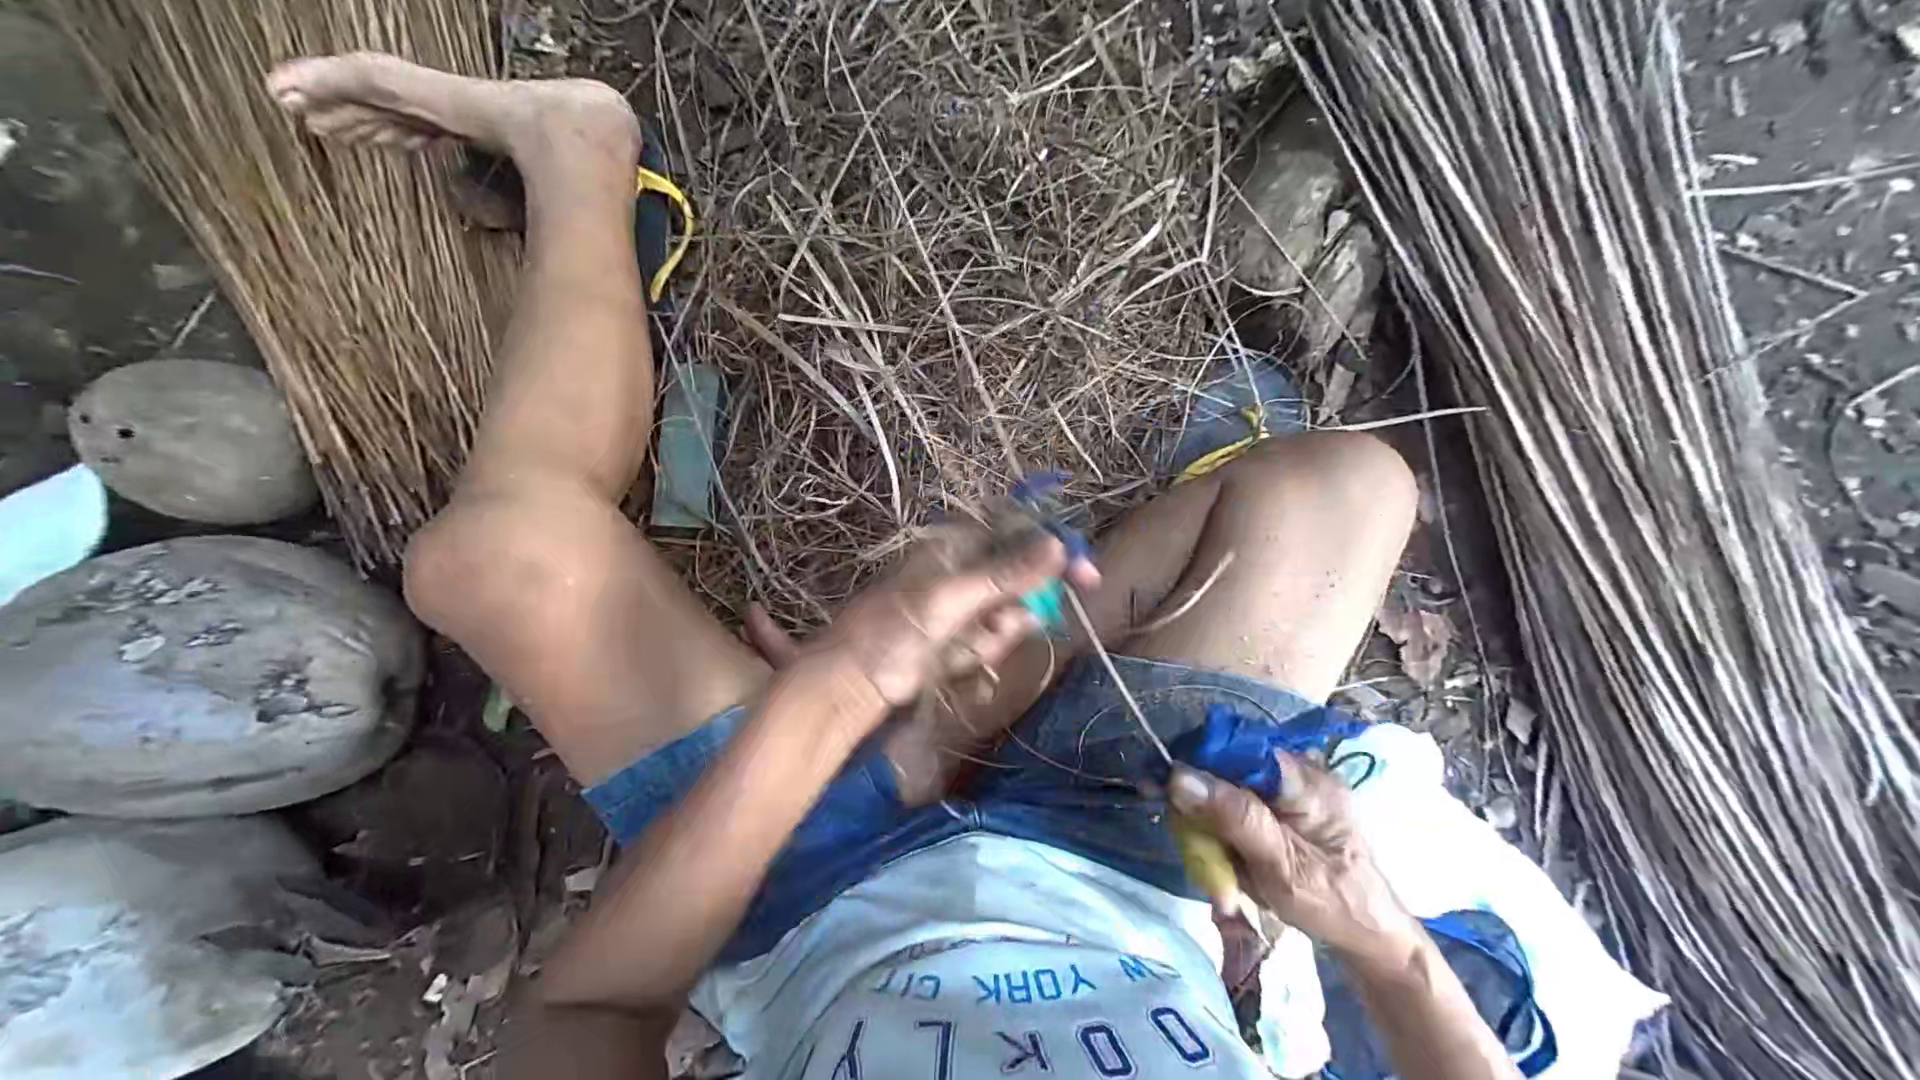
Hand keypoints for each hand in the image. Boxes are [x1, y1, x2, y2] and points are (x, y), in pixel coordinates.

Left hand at [743, 524, 1097, 708]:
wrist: (854, 681)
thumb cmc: (893, 629)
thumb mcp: (951, 598)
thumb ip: (1005, 574)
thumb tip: (1057, 544)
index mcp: (958, 546)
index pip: (1020, 536)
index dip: (1054, 551)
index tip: (1086, 575)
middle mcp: (966, 570)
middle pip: (1022, 579)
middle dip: (1018, 608)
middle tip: (997, 629)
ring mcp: (966, 605)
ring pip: (1012, 614)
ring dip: (996, 634)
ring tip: (960, 647)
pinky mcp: (964, 636)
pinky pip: (995, 639)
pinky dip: (983, 650)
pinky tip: (957, 659)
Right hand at [1168, 755, 1423, 974]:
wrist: (1374, 940)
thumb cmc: (1332, 904)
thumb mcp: (1280, 865)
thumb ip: (1233, 816)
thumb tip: (1178, 776)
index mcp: (1302, 777)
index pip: (1232, 747)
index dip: (1192, 763)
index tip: (1158, 787)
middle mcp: (1296, 772)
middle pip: (1225, 766)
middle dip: (1198, 802)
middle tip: (1185, 839)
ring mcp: (1290, 790)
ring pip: (1226, 787)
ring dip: (1209, 823)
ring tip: (1211, 864)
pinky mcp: (1284, 809)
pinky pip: (1238, 804)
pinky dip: (1222, 829)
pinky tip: (1226, 859)